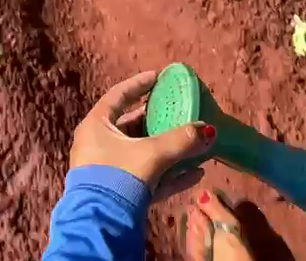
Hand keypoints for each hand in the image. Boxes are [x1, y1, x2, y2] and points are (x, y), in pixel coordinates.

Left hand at [70, 69, 216, 197]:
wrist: (102, 228)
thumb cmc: (120, 177)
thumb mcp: (152, 153)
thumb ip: (180, 139)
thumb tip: (208, 129)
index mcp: (97, 125)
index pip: (118, 95)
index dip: (138, 85)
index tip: (157, 78)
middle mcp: (98, 145)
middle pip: (131, 125)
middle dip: (156, 119)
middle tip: (175, 109)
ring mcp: (107, 171)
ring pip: (141, 152)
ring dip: (166, 148)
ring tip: (189, 140)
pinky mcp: (119, 194)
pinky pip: (146, 176)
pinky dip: (168, 174)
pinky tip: (194, 175)